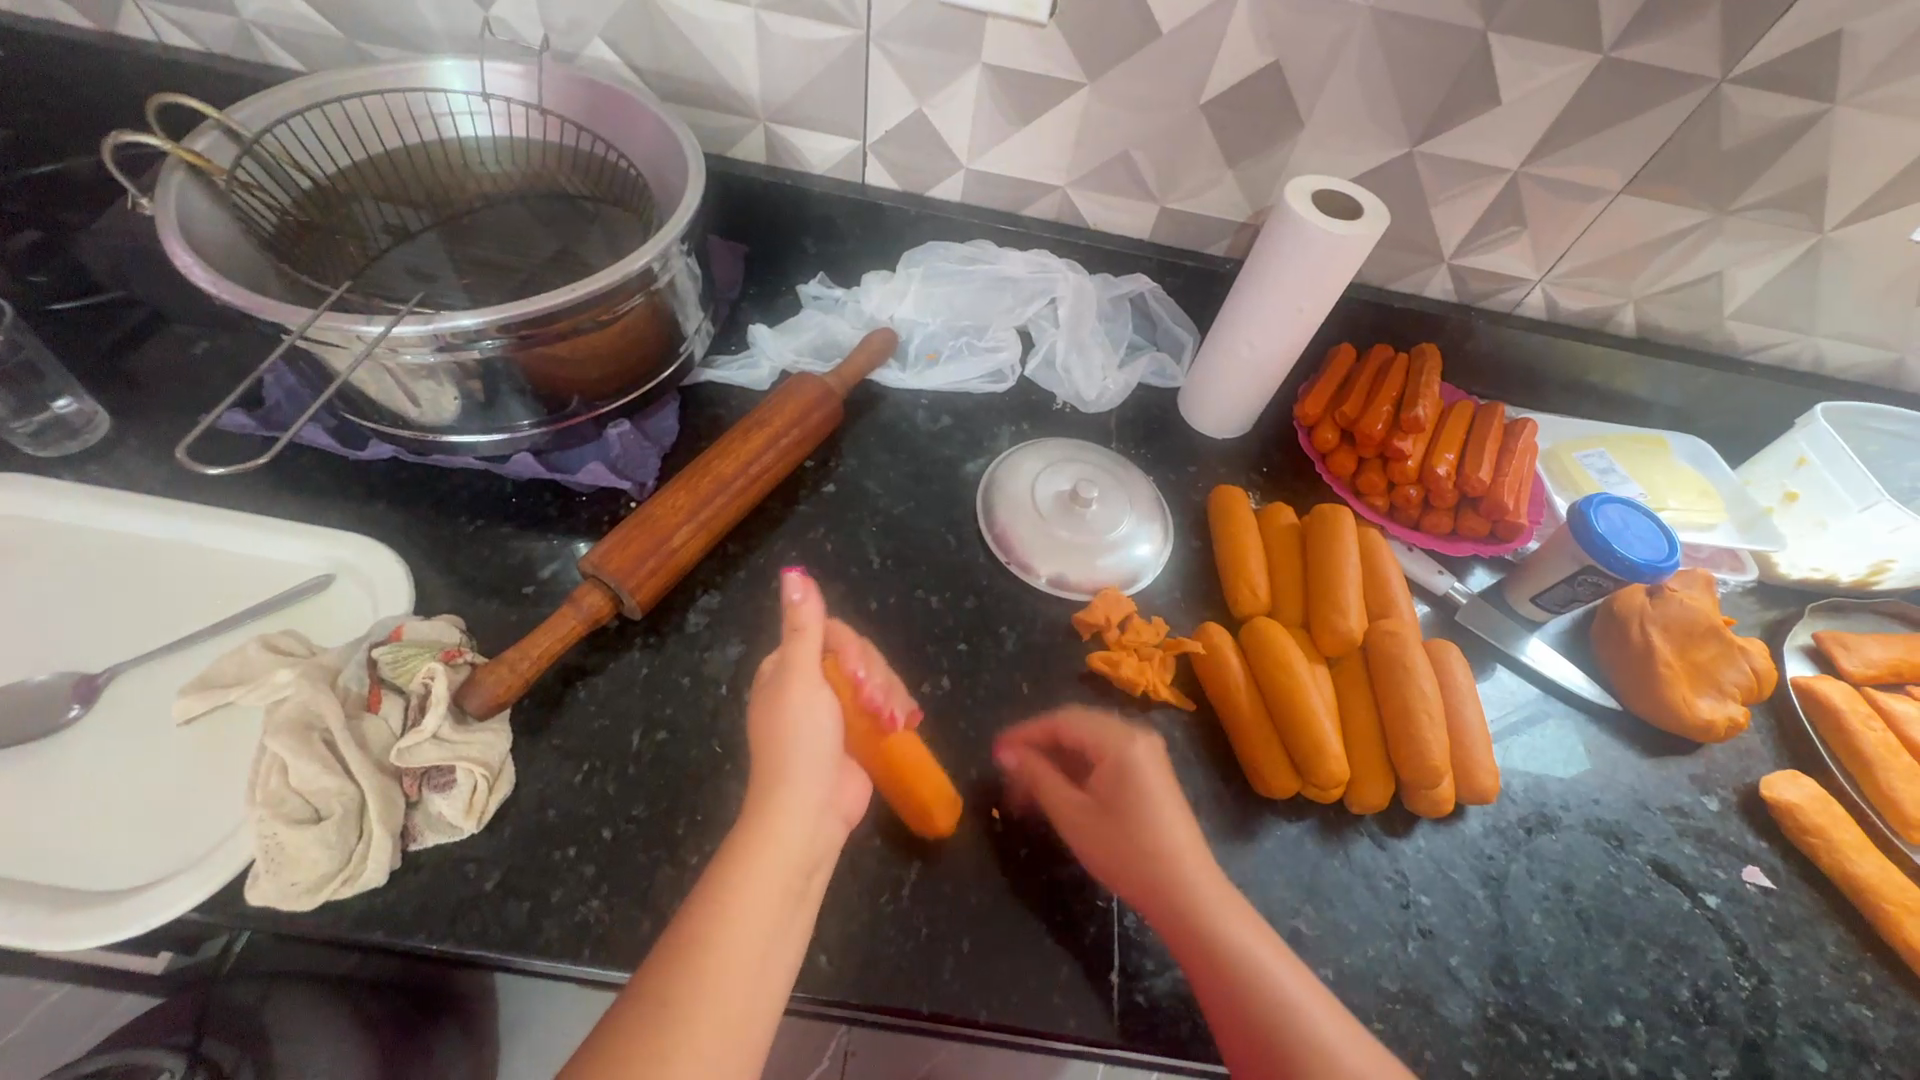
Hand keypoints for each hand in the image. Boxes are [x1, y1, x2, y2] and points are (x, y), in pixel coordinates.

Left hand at [743, 568, 917, 854]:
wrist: (808, 813)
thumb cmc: (798, 742)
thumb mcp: (798, 677)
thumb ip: (802, 625)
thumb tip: (793, 571)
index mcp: (787, 667)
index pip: (829, 632)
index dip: (851, 648)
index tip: (856, 672)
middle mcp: (810, 685)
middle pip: (857, 655)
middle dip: (872, 675)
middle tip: (872, 703)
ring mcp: (835, 713)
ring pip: (875, 680)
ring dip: (887, 695)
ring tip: (889, 721)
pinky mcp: (858, 736)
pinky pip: (884, 707)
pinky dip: (895, 712)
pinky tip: (902, 723)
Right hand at [994, 707, 1222, 918]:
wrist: (1185, 892)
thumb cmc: (1125, 853)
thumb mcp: (1072, 815)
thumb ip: (1037, 777)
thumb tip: (1006, 754)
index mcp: (1119, 739)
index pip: (1061, 721)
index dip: (1024, 734)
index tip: (994, 752)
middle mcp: (1136, 735)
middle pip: (1076, 726)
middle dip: (1039, 747)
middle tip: (1007, 772)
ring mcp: (1147, 753)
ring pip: (1089, 742)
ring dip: (1056, 760)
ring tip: (1026, 789)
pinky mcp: (1150, 772)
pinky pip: (1105, 757)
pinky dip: (1078, 769)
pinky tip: (1057, 792)